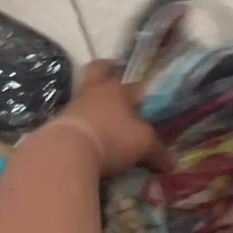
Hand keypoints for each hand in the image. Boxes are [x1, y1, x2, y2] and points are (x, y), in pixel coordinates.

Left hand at [45, 60, 170, 175]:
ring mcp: (74, 104)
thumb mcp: (143, 145)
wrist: (67, 150)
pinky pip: (75, 115)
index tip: (148, 103)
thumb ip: (158, 151)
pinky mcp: (59, 121)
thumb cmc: (113, 138)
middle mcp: (95, 91)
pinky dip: (83, 122)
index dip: (143, 93)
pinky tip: (89, 134)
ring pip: (85, 93)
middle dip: (107, 70)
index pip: (136, 86)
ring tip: (103, 118)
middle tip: (113, 78)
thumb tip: (173, 163)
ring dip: (93, 102)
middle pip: (98, 69)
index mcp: (119, 90)